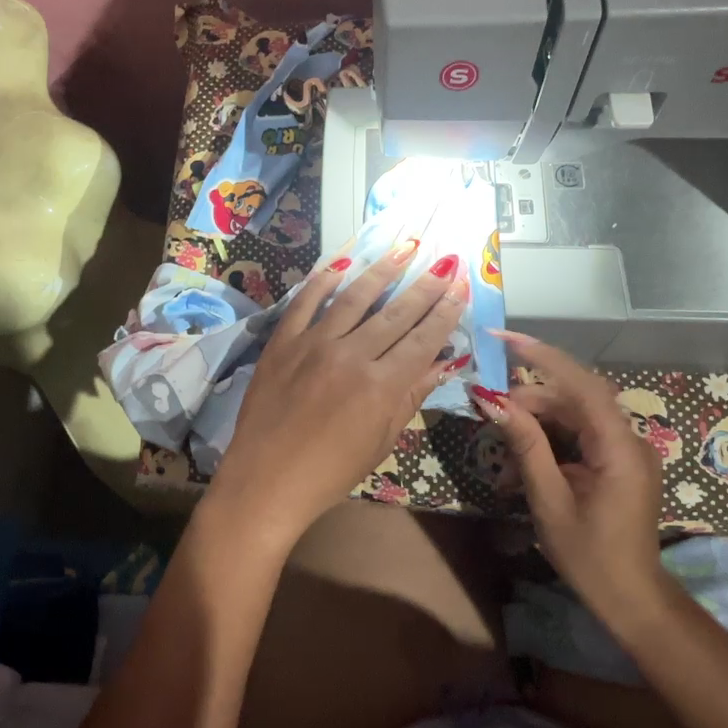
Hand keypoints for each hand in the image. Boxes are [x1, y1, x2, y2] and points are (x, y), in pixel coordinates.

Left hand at [209, 239, 470, 541]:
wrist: (266, 479)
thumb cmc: (330, 472)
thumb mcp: (381, 441)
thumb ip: (410, 397)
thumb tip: (443, 363)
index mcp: (380, 386)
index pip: (422, 339)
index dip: (445, 311)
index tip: (461, 286)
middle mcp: (350, 355)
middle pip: (395, 313)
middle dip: (424, 285)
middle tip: (444, 260)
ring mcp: (312, 344)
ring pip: (353, 298)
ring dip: (381, 271)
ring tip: (403, 248)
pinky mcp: (282, 342)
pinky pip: (304, 303)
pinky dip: (322, 282)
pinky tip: (340, 266)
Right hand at [471, 334, 664, 612]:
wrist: (632, 598)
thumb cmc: (589, 554)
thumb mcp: (549, 499)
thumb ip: (525, 444)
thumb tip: (492, 400)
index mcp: (619, 447)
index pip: (581, 383)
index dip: (543, 356)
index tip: (504, 339)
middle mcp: (630, 439)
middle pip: (576, 396)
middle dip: (531, 394)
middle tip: (490, 404)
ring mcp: (627, 450)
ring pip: (577, 412)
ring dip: (538, 414)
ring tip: (501, 428)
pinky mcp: (619, 461)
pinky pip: (583, 431)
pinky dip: (552, 432)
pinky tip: (524, 445)